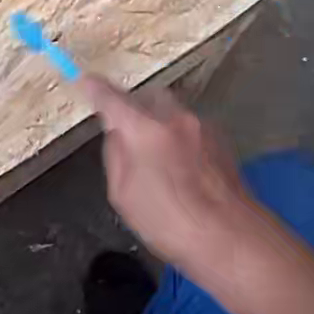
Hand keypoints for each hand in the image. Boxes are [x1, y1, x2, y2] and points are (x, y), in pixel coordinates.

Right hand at [79, 75, 264, 268]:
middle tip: (126, 129)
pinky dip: (180, 136)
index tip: (86, 80)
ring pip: (173, 111)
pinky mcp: (221, 138)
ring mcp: (202, 126)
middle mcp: (176, 118)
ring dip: (160, 123)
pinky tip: (181, 166)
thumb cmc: (167, 221)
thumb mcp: (123, 194)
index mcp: (145, 129)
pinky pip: (191, 127)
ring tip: (156, 157)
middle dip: (134, 106)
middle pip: (149, 96)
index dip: (96, 89)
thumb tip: (117, 133)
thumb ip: (116, 155)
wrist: (227, 233)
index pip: (112, 99)